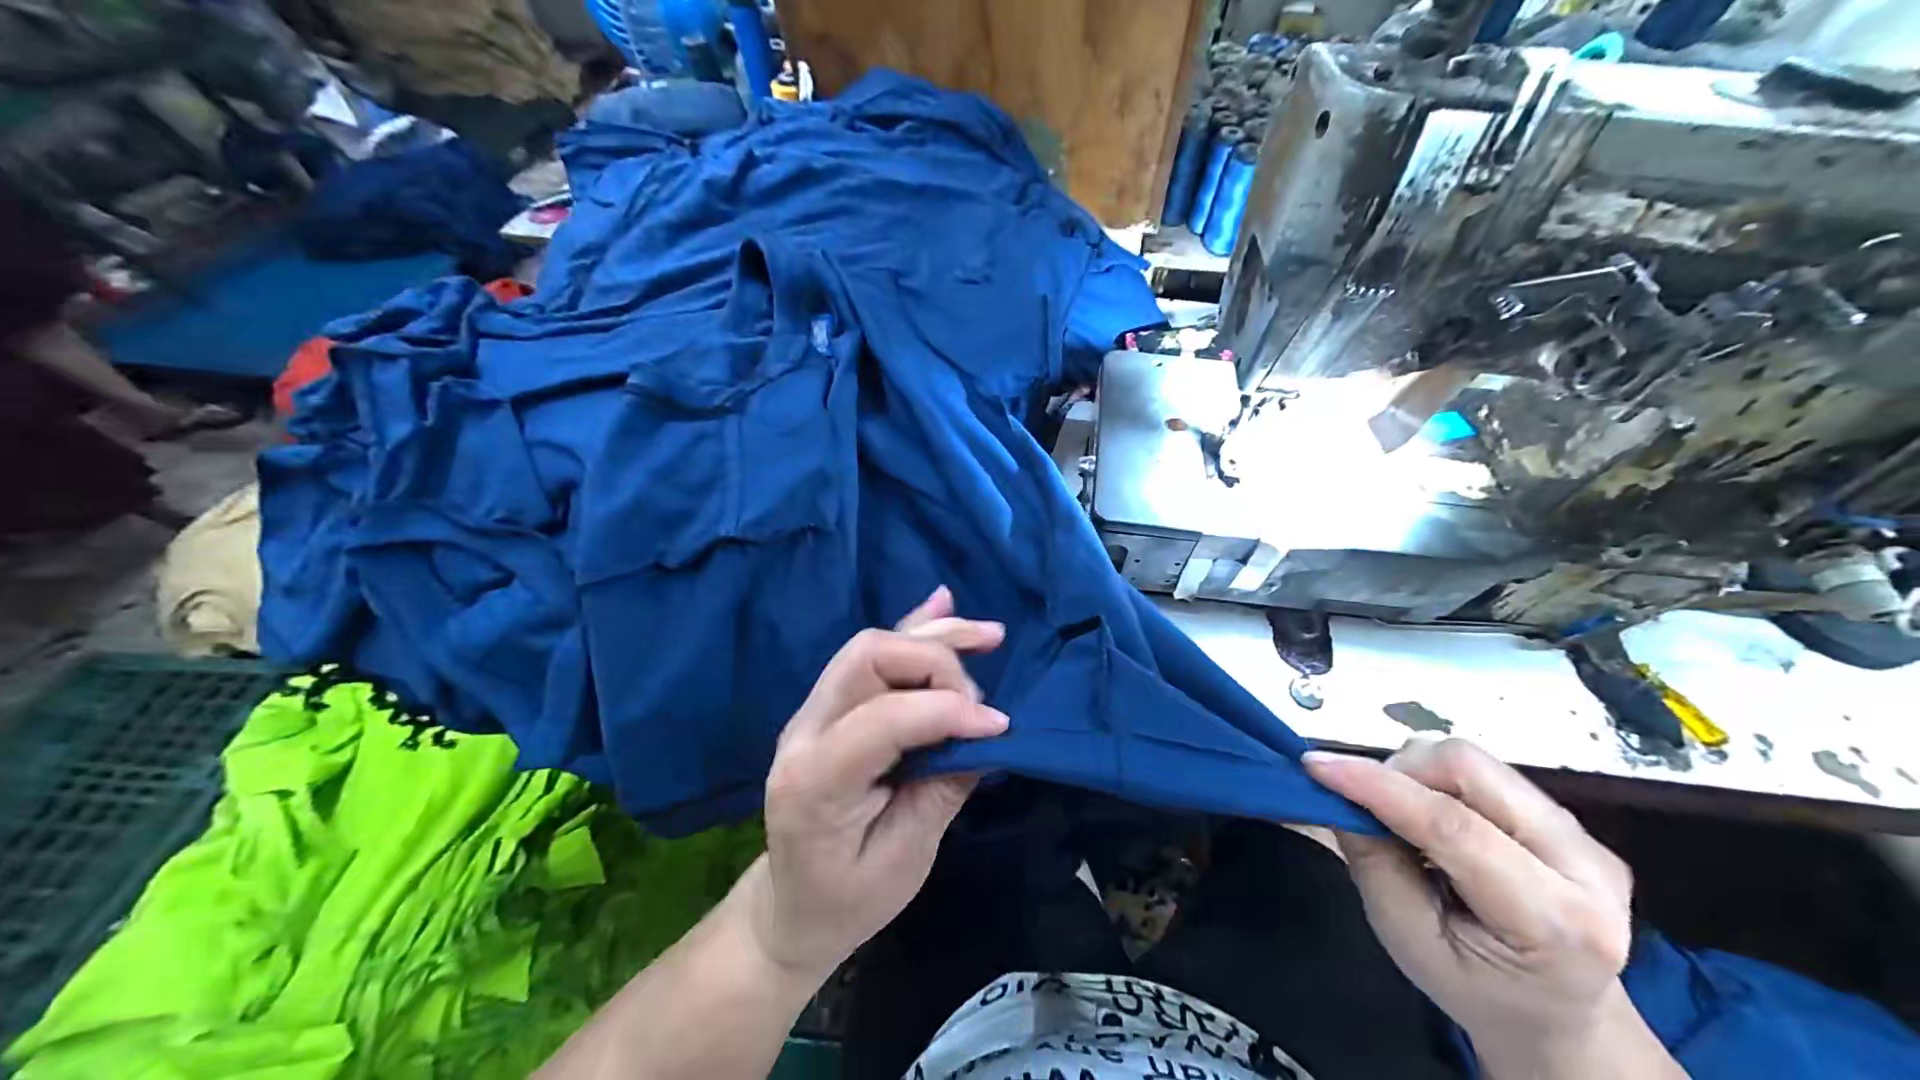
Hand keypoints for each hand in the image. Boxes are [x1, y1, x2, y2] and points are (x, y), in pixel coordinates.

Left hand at [742, 587, 1006, 982]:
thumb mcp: (905, 860)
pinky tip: (944, 608)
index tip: (1000, 727)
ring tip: (989, 634)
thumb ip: (943, 789)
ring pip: (872, 645)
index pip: (883, 717)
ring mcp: (812, 712)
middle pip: (870, 656)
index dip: (947, 710)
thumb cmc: (847, 900)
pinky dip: (913, 632)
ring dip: (932, 637)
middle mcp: (805, 730)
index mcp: (814, 780)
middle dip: (937, 663)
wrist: (792, 908)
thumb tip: (987, 734)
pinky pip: (870, 656)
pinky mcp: (830, 706)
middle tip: (980, 702)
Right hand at [1303, 739, 1658, 1077]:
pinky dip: (1437, 780)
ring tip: (1401, 817)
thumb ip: (1374, 865)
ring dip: (1417, 772)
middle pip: (1474, 769)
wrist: (1556, 1015)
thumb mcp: (1408, 940)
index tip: (1315, 765)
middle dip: (1400, 769)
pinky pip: (1484, 770)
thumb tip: (1337, 796)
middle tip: (1364, 801)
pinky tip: (1432, 818)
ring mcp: (1584, 837)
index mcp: (1558, 923)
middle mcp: (1588, 867)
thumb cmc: (1475, 988)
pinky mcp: (1567, 819)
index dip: (1377, 786)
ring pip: (1476, 761)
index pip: (1455, 827)